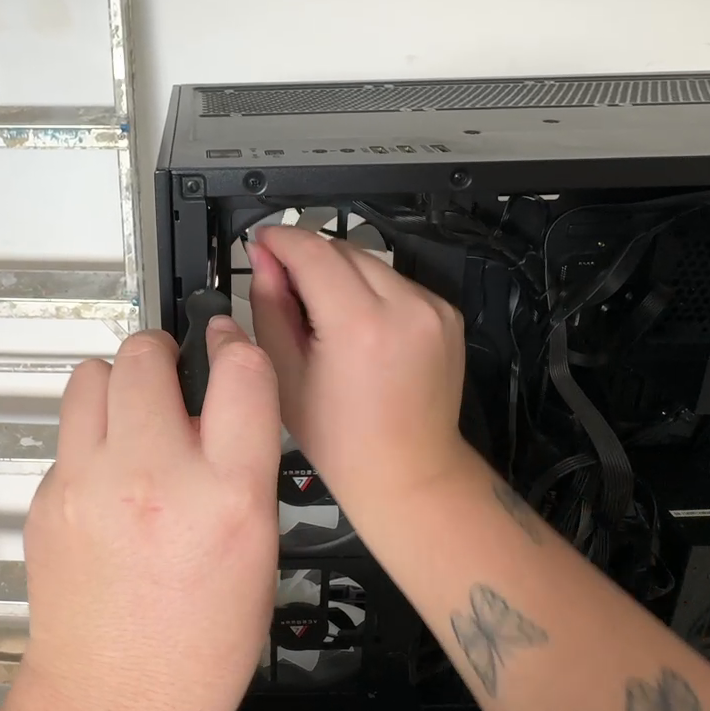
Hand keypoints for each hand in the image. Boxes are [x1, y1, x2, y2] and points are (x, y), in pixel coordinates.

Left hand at [13, 322, 280, 710]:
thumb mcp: (258, 550)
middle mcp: (152, 477)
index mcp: (226, 495)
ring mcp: (87, 484)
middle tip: (172, 379)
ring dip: (118, 382)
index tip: (226, 342)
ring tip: (133, 418)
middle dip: (164, 354)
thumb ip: (242, 462)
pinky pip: (70, 431)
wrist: (113, 705)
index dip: (235, 345)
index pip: (241, 372)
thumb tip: (220, 399)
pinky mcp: (46, 497)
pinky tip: (107, 476)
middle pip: (146, 353)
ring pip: (92, 374)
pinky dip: (92, 437)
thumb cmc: (197, 646)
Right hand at [249, 224, 471, 507]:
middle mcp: (405, 308)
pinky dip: (370, 290)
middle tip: (284, 287)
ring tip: (320, 315)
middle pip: (342, 250)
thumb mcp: (285, 375)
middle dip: (307, 258)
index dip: (281, 239)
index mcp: (360, 326)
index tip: (263, 242)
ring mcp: (433, 308)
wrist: (409, 471)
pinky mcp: (446, 313)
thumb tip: (263, 258)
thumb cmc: (342, 440)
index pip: (313, 253)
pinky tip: (356, 326)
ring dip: (338, 273)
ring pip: (370, 262)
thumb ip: (270, 306)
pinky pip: (396, 282)